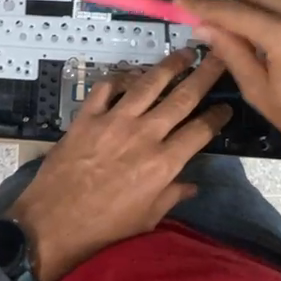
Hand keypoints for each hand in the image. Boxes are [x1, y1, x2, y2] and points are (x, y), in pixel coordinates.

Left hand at [6, 49, 231, 280]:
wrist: (54, 221)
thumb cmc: (104, 227)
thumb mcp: (147, 218)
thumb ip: (172, 196)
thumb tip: (193, 185)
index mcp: (163, 163)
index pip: (200, 131)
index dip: (217, 116)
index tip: (226, 107)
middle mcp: (143, 135)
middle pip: (181, 98)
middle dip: (204, 75)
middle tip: (217, 57)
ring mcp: (113, 122)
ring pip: (147, 84)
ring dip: (168, 66)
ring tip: (183, 53)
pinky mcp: (86, 117)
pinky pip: (106, 88)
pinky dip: (120, 77)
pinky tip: (130, 74)